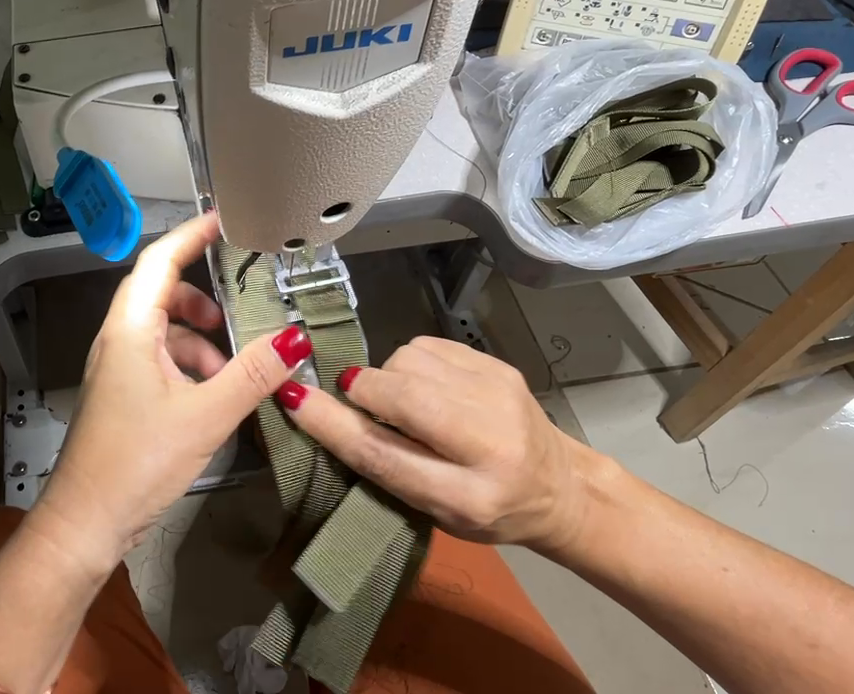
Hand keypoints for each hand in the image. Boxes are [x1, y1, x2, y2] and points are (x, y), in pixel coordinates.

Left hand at [30, 213, 312, 572]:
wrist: (85, 521)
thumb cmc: (137, 461)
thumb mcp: (204, 416)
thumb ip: (251, 375)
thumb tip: (294, 338)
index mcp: (130, 329)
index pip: (159, 261)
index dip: (191, 235)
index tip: (225, 220)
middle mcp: (118, 338)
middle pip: (162, 292)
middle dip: (203, 296)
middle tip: (240, 308)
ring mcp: (117, 366)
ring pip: (164, 329)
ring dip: (200, 337)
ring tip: (234, 366)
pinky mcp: (122, 392)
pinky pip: (160, 358)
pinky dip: (190, 363)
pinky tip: (214, 393)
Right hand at [277, 336, 602, 552]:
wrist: (560, 486)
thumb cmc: (485, 508)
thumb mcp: (432, 507)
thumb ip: (381, 461)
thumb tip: (314, 404)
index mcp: (467, 498)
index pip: (385, 455)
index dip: (332, 424)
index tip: (294, 396)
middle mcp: (489, 444)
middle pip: (399, 395)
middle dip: (363, 389)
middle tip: (360, 400)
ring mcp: (499, 396)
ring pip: (408, 360)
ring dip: (389, 376)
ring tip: (406, 401)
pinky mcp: (499, 366)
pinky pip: (426, 345)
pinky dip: (411, 363)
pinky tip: (427, 384)